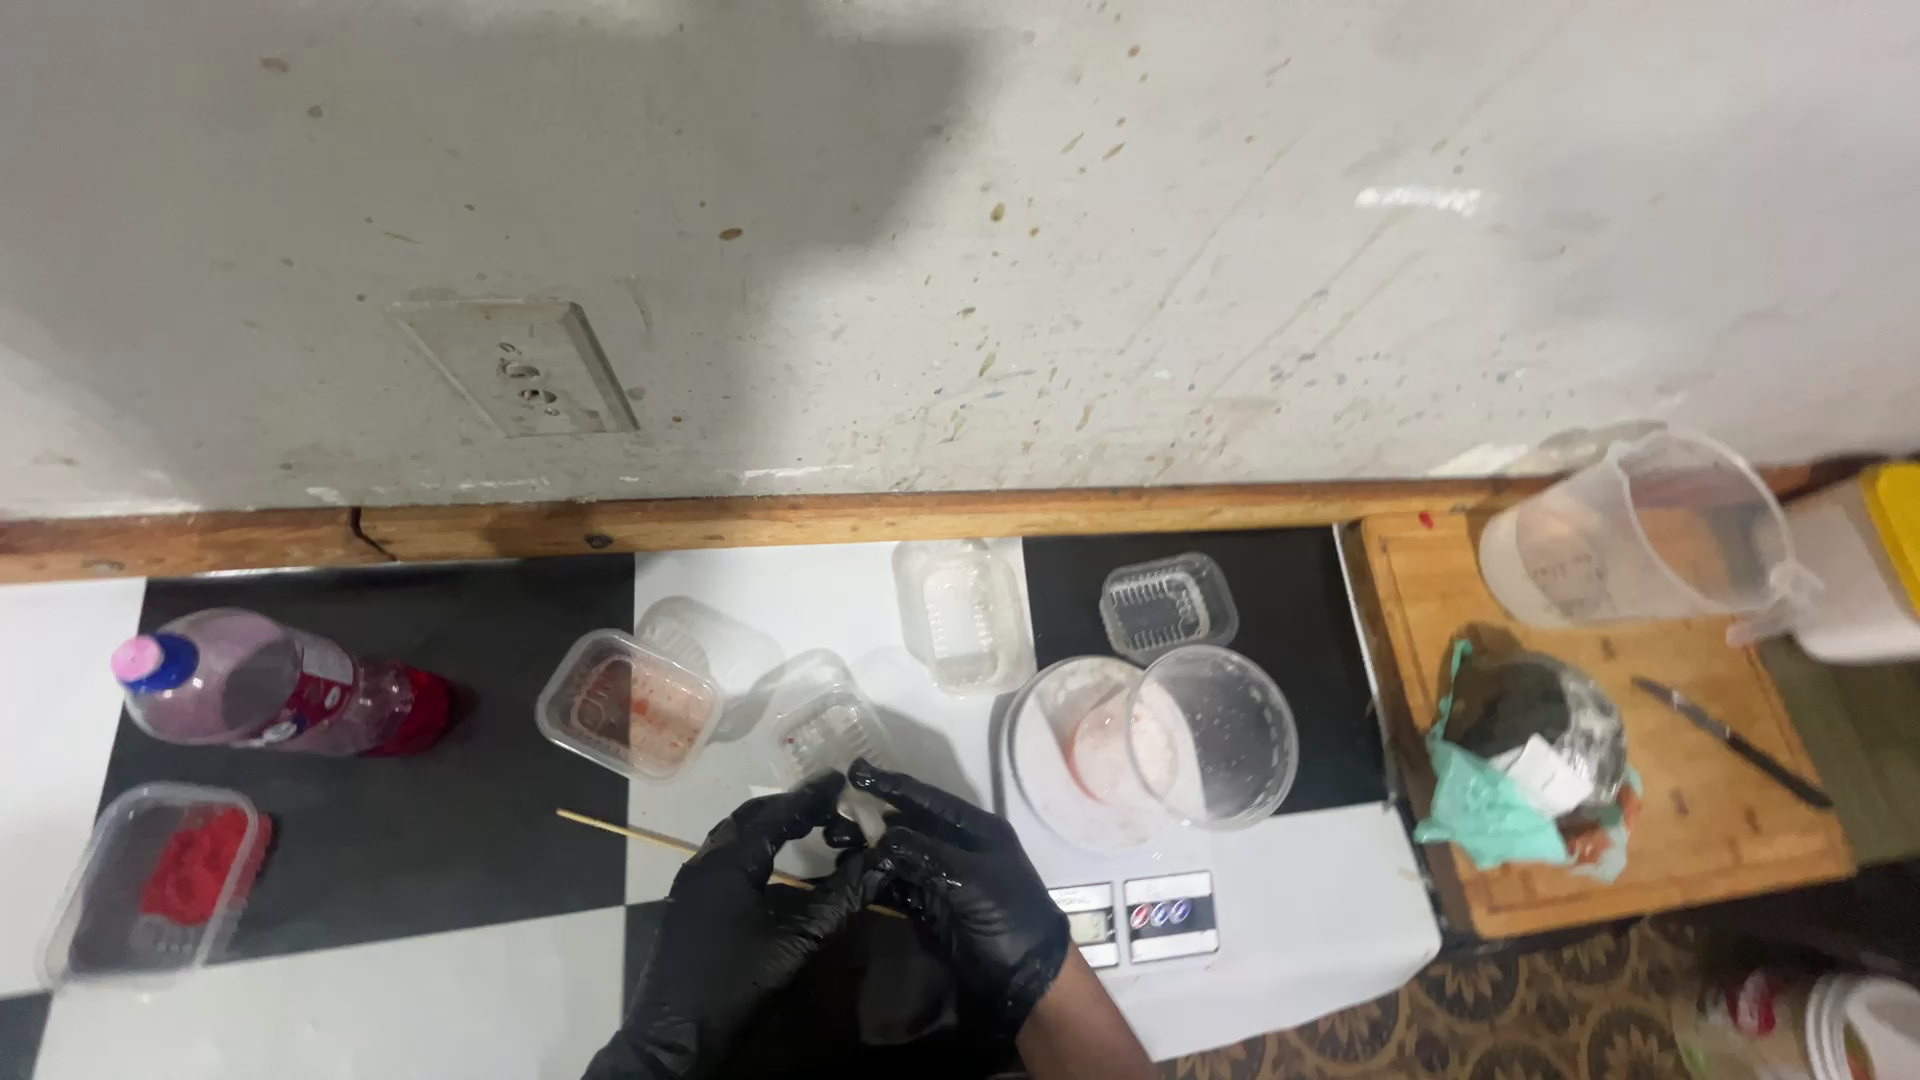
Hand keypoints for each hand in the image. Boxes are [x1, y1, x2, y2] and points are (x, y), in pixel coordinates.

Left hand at [587, 773, 888, 1079]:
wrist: (672, 1039)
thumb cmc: (736, 984)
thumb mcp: (796, 941)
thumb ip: (840, 898)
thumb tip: (881, 863)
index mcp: (730, 862)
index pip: (778, 814)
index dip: (811, 796)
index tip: (838, 778)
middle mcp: (706, 861)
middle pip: (750, 817)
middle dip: (788, 805)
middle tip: (824, 804)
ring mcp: (690, 882)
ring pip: (732, 834)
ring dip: (767, 824)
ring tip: (802, 826)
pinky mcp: (686, 902)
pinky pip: (721, 854)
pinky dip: (750, 845)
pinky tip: (770, 863)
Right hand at [850, 758, 1069, 1032]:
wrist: (1027, 978)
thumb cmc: (1009, 916)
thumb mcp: (971, 880)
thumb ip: (927, 854)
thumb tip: (884, 837)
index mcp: (974, 828)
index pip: (927, 799)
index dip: (892, 785)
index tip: (856, 772)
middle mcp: (957, 845)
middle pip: (908, 825)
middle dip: (872, 820)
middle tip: (834, 820)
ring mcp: (944, 876)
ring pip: (899, 855)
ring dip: (869, 850)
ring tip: (835, 847)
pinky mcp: (933, 905)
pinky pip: (899, 884)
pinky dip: (876, 879)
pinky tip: (851, 875)